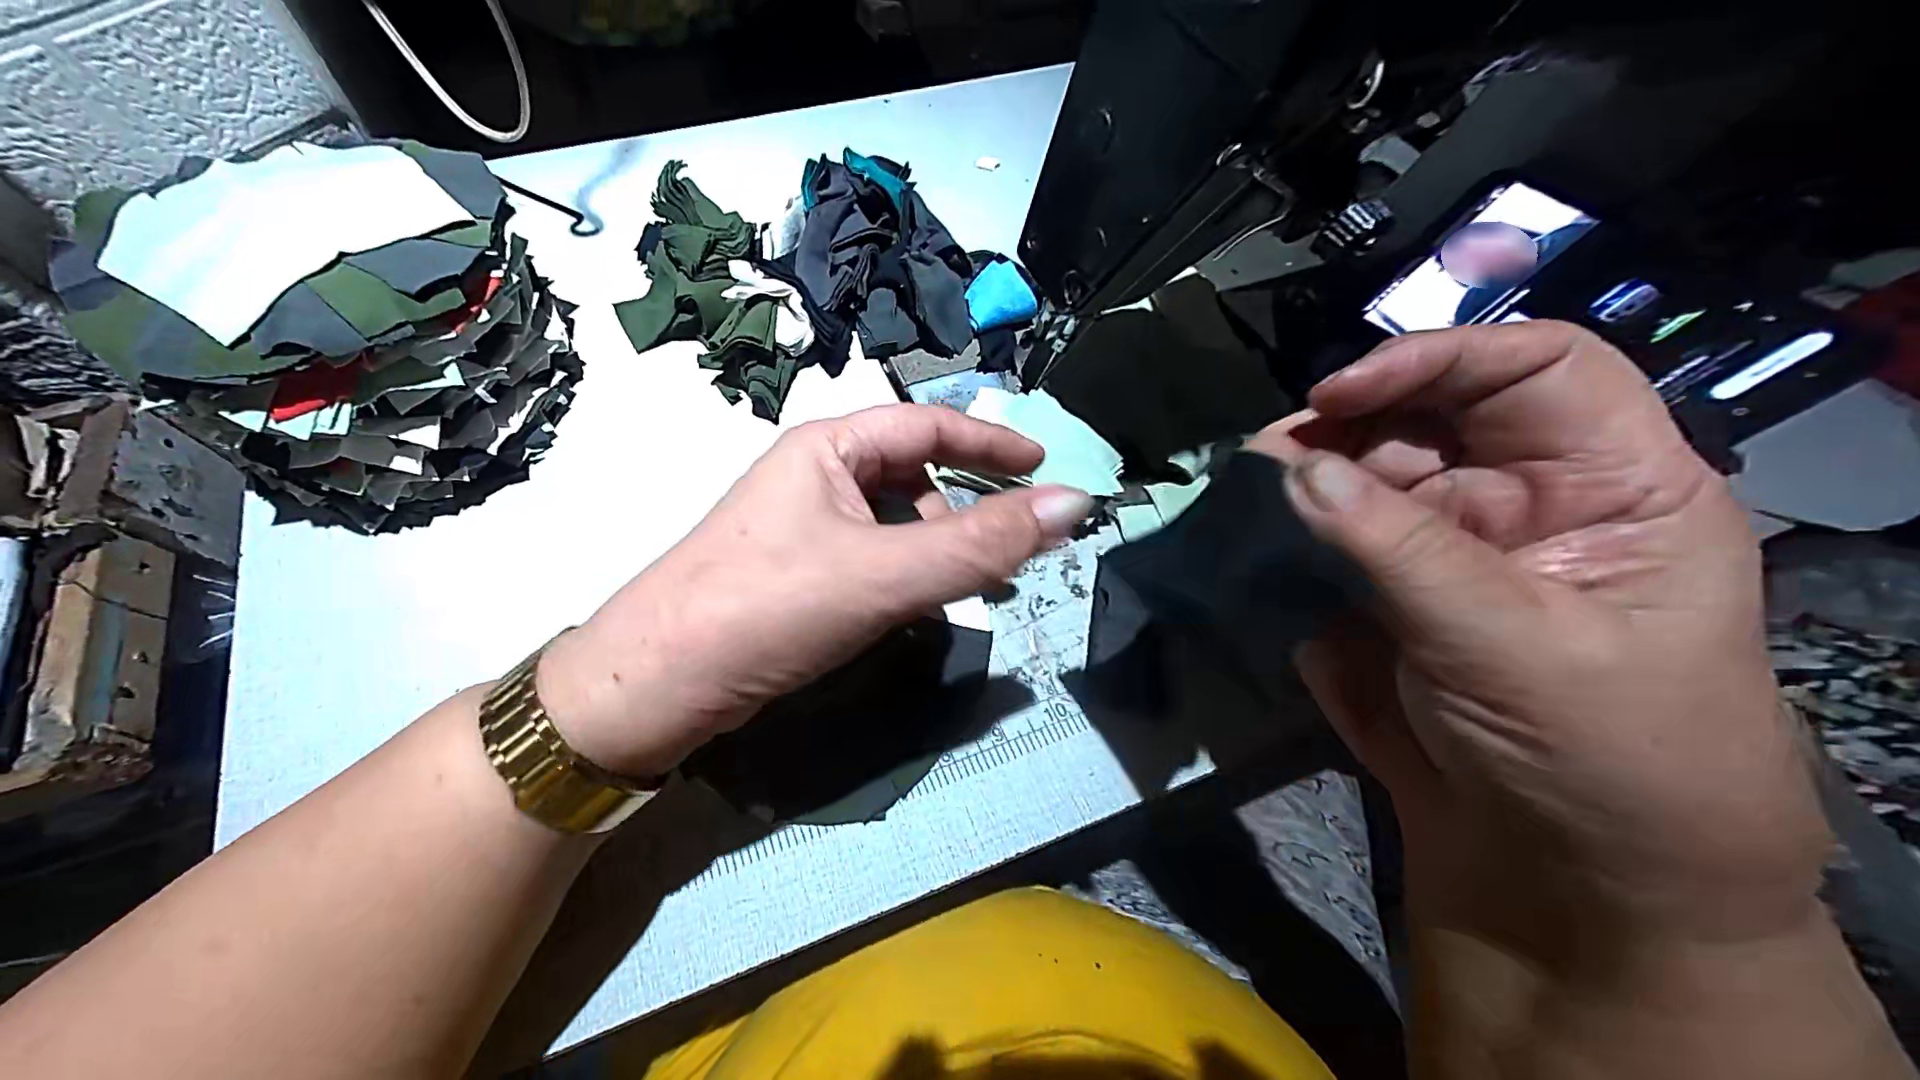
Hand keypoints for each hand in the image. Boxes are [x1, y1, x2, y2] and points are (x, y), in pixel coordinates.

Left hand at [535, 404, 1091, 778]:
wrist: (657, 686)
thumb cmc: (769, 607)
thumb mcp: (884, 573)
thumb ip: (980, 544)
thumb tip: (1075, 504)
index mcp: (828, 447)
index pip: (928, 425)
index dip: (991, 444)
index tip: (1043, 467)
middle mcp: (816, 476)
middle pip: (915, 474)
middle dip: (967, 506)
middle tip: (1011, 546)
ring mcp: (806, 526)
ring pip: (897, 521)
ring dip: (941, 546)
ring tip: (971, 585)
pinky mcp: (801, 572)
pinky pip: (876, 557)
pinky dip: (910, 574)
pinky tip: (921, 607)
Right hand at [1248, 321, 1828, 954]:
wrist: (1563, 878)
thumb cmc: (1604, 757)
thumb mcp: (1516, 645)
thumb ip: (1400, 551)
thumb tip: (1294, 468)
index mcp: (1604, 484)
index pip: (1533, 369)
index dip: (1435, 360)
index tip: (1336, 396)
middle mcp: (1517, 497)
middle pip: (1424, 416)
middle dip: (1344, 425)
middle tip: (1264, 456)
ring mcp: (1440, 546)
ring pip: (1361, 477)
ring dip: (1301, 481)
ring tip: (1245, 497)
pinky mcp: (1380, 592)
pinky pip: (1326, 540)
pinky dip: (1285, 536)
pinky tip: (1250, 542)